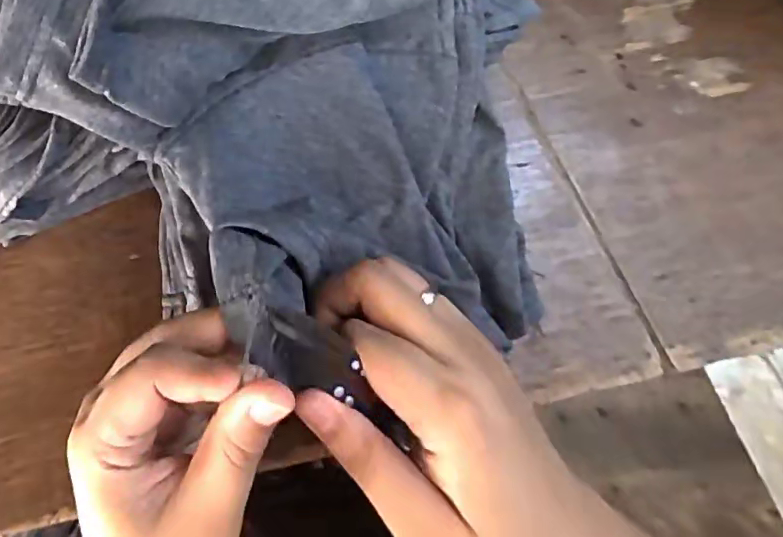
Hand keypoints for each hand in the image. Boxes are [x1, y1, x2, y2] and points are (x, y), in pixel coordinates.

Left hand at [68, 308, 296, 536]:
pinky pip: (185, 375)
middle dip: (211, 343)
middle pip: (158, 349)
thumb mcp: (204, 517)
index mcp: (98, 435)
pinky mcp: (152, 415)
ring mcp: (127, 407)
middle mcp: (104, 407)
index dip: (199, 367)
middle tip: (264, 346)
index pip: (147, 374)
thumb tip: (278, 389)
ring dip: (217, 351)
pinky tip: (247, 378)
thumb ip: (236, 447)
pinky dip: (217, 372)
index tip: (248, 375)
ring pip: (173, 351)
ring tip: (262, 361)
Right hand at [295, 259, 644, 536]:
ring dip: (360, 294)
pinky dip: (386, 300)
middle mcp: (461, 351)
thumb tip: (304, 395)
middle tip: (322, 352)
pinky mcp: (478, 337)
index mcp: (448, 403)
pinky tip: (382, 350)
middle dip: (335, 298)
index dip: (323, 346)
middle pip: (379, 277)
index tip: (308, 379)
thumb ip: (366, 460)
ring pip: (399, 272)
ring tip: (347, 349)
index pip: (362, 336)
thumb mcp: (426, 532)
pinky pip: (419, 290)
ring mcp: (474, 337)